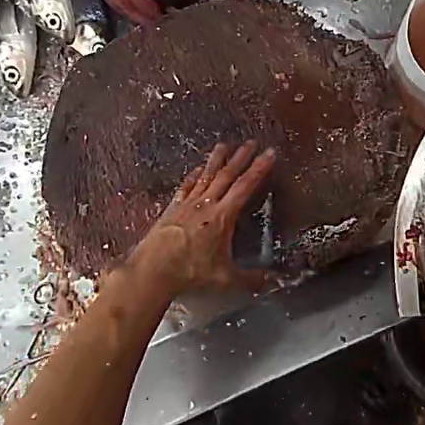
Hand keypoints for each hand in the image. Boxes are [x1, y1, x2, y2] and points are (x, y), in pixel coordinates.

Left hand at [124, 141, 276, 296]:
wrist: (154, 269)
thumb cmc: (190, 272)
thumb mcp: (226, 278)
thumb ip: (250, 279)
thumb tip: (269, 281)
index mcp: (222, 216)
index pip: (245, 187)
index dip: (259, 169)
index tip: (269, 153)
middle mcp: (205, 205)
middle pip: (226, 175)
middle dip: (241, 157)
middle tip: (251, 142)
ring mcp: (187, 204)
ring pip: (205, 176)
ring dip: (216, 160)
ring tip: (224, 145)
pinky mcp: (172, 209)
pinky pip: (186, 186)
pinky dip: (194, 175)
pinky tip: (197, 168)